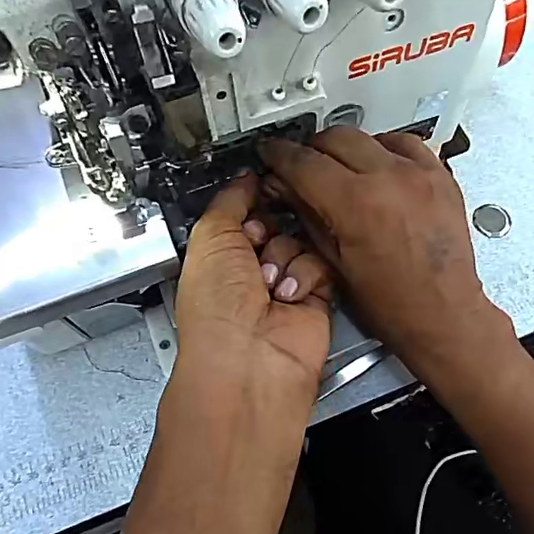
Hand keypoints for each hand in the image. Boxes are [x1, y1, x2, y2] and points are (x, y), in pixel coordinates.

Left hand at [173, 174, 334, 397]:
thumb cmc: (217, 311)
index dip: (255, 201)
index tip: (262, 188)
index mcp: (220, 254)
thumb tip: (246, 177)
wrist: (252, 355)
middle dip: (270, 230)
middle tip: (258, 245)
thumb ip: (230, 200)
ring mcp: (285, 283)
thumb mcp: (210, 235)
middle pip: (279, 222)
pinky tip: (290, 294)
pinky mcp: (315, 297)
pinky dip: (306, 275)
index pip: (247, 210)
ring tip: (270, 282)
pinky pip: (323, 265)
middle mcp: (252, 269)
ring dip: (286, 256)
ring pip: (303, 241)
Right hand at [256, 128, 513, 382]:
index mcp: (357, 204)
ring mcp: (421, 177)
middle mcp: (391, 181)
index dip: (279, 156)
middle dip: (313, 150)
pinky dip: (389, 151)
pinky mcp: (443, 180)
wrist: (444, 316)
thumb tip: (289, 189)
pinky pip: (410, 146)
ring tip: (343, 170)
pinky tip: (382, 168)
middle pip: (336, 139)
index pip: (303, 161)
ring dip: (351, 148)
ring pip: (372, 137)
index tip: (273, 154)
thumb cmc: (398, 307)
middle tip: (305, 167)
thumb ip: (309, 218)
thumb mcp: (337, 265)